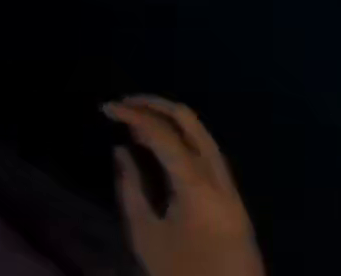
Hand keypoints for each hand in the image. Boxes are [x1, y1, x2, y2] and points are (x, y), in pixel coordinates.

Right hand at [104, 97, 263, 275]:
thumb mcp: (146, 237)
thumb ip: (131, 187)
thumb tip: (121, 151)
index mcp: (198, 189)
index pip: (163, 134)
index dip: (133, 114)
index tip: (107, 109)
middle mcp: (220, 181)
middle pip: (190, 123)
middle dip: (155, 105)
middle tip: (124, 104)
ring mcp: (232, 192)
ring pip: (202, 135)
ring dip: (169, 120)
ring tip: (137, 121)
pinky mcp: (234, 203)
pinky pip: (207, 154)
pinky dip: (182, 139)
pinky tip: (159, 145)